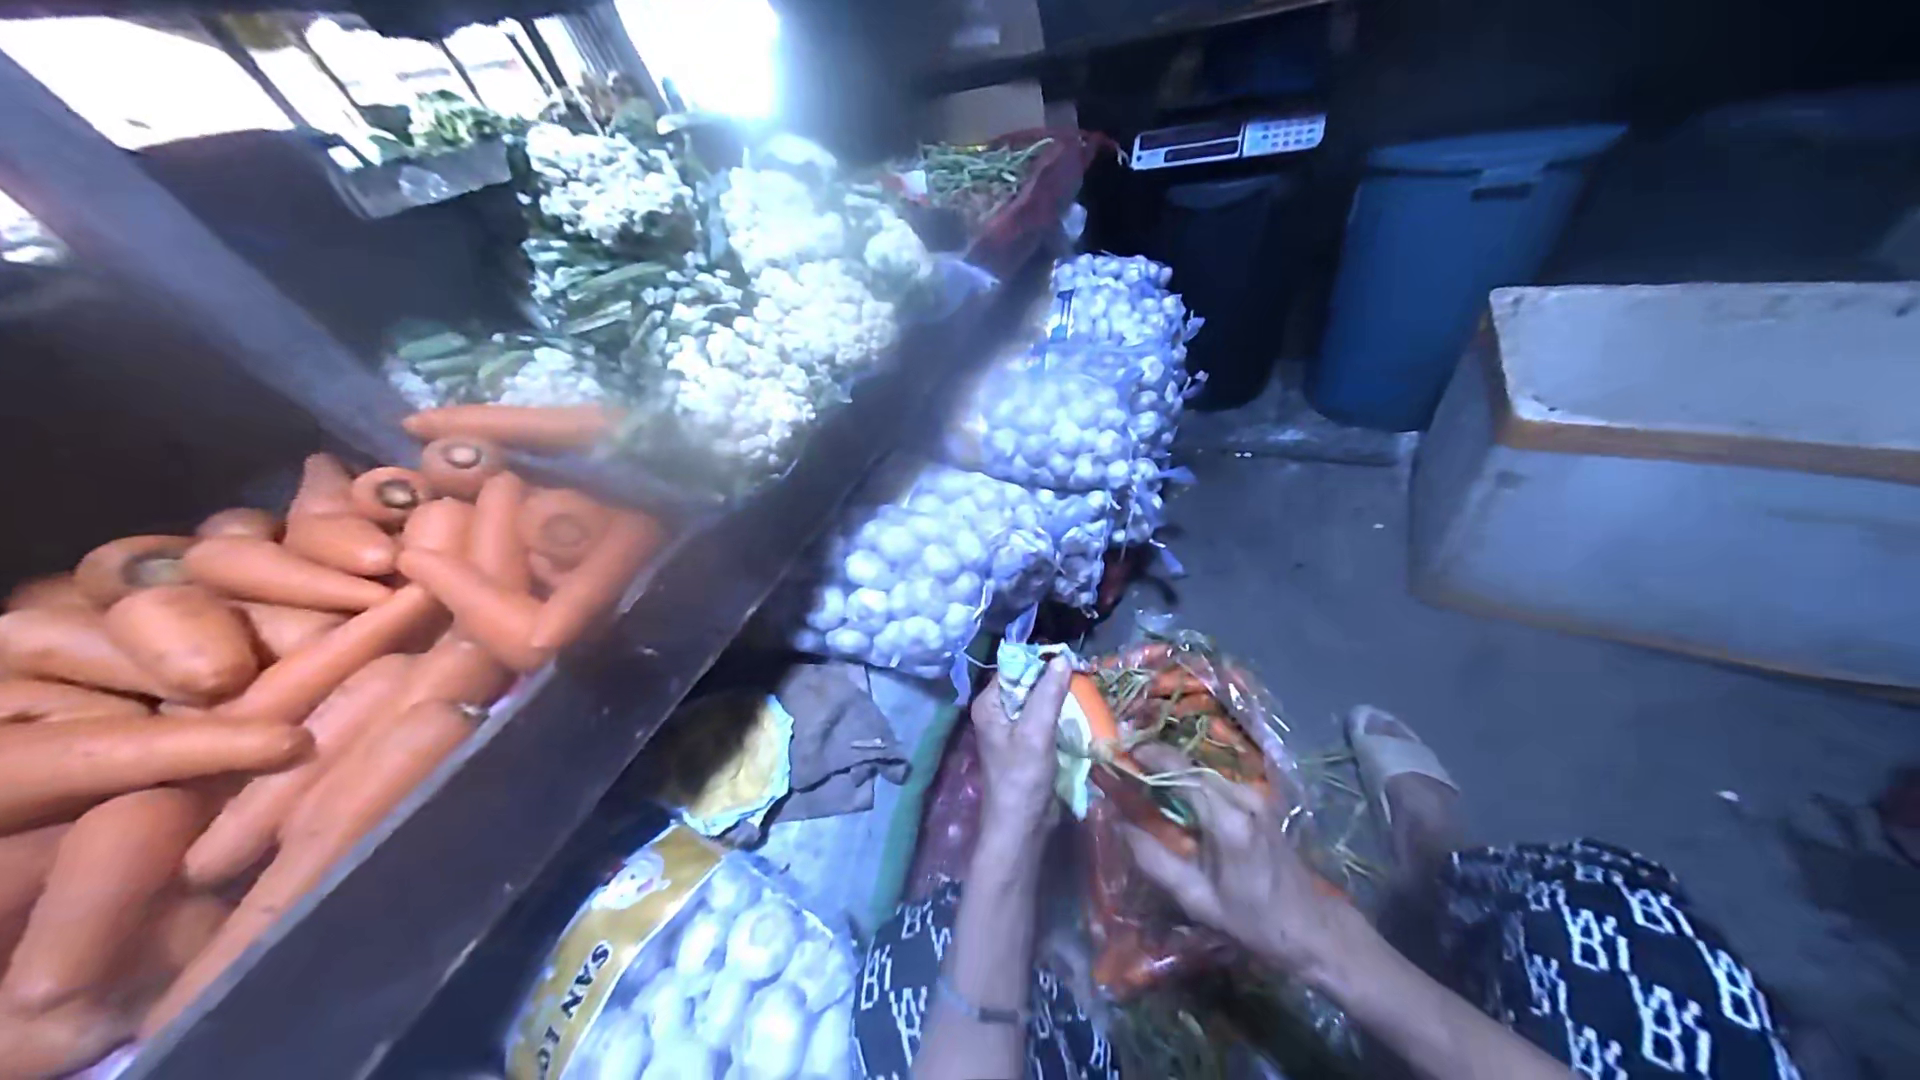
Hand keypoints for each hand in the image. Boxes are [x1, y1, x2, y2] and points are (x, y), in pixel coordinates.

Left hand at [970, 656, 1069, 845]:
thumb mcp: (1036, 732)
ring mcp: (1012, 728)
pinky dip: (1062, 713)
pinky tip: (1082, 710)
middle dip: (1053, 677)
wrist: (1022, 827)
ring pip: (1039, 700)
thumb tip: (1062, 659)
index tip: (1070, 657)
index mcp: (989, 704)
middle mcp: (997, 712)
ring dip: (1061, 695)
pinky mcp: (1028, 743)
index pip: (1013, 668)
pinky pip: (1045, 718)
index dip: (1040, 660)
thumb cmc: (1022, 778)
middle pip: (1027, 682)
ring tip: (1087, 686)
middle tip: (1084, 670)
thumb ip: (1048, 694)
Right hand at [1121, 744, 1357, 983]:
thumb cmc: (1252, 920)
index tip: (1122, 752)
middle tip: (1127, 764)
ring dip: (1173, 769)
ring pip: (1204, 771)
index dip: (1151, 757)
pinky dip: (1191, 780)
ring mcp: (1256, 797)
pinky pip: (1216, 782)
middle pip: (1191, 766)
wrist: (1312, 928)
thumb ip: (1153, 860)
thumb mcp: (1196, 899)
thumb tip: (1118, 824)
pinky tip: (1176, 793)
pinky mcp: (1260, 801)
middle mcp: (1244, 799)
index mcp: (1229, 822)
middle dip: (1157, 759)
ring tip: (1145, 777)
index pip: (1183, 774)